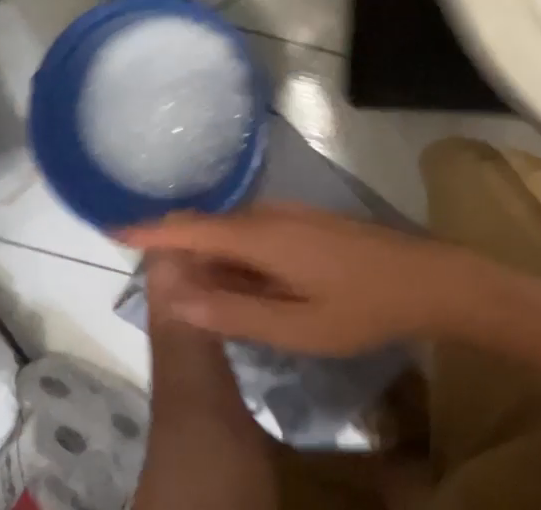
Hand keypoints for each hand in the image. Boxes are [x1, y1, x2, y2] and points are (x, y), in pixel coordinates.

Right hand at [124, 203, 482, 355]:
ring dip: (209, 255)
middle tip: (154, 282)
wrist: (428, 279)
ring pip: (234, 230)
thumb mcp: (296, 326)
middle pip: (209, 225)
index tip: (112, 230)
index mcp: (263, 235)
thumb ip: (234, 311)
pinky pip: (256, 233)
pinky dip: (236, 255)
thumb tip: (176, 298)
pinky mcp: (308, 222)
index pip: (192, 229)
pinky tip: (240, 284)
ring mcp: (293, 214)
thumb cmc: (362, 308)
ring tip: (193, 291)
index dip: (151, 231)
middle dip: (178, 249)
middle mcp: (272, 214)